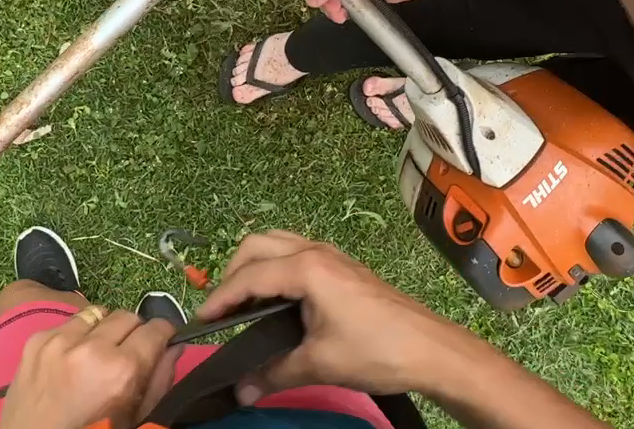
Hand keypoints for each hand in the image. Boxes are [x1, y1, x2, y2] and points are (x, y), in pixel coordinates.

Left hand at [0, 306, 178, 428]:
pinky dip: (76, 336)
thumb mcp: (134, 422)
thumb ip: (159, 382)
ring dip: (104, 331)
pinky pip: (69, 322)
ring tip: (96, 356)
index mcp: (120, 372)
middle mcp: (91, 348)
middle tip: (128, 354)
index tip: (163, 341)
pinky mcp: (36, 339)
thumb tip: (175, 346)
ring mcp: (59, 340)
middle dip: (134, 332)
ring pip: (99, 313)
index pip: (156, 329)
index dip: (163, 334)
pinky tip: (71, 360)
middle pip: (128, 316)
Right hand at [197, 232, 469, 401]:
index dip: (221, 298)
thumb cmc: (376, 350)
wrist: (432, 348)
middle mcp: (313, 250)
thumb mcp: (322, 364)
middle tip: (223, 310)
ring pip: (275, 242)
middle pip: (256, 246)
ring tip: (245, 302)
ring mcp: (329, 252)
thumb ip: (275, 372)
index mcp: (306, 268)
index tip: (201, 321)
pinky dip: (274, 265)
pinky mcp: (340, 263)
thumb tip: (241, 390)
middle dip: (233, 274)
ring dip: (253, 265)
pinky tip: (277, 296)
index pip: (249, 276)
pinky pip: (293, 250)